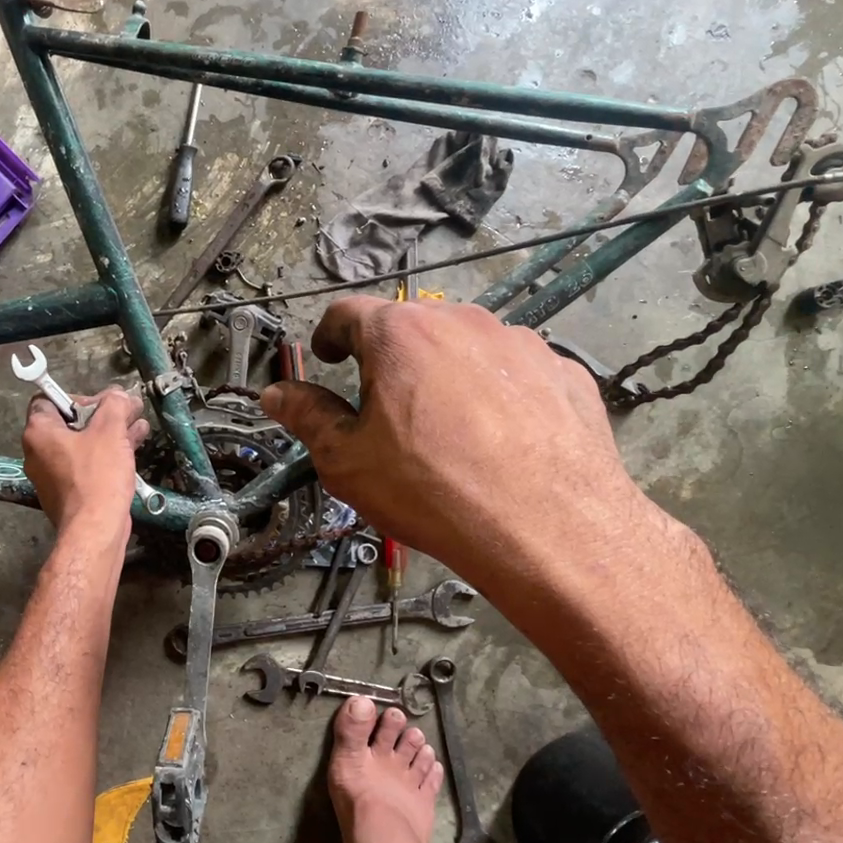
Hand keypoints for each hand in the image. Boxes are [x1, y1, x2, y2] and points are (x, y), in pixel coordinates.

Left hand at [22, 386, 149, 531]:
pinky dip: (107, 454)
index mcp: (39, 432)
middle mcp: (38, 453)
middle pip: (70, 422)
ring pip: (83, 444)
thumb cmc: (97, 476)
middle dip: (103, 414)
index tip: (103, 401)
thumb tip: (119, 396)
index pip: (48, 399)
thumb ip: (114, 405)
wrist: (95, 529)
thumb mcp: (110, 430)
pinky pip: (87, 464)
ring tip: (138, 424)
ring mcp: (52, 475)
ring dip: (111, 432)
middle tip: (127, 409)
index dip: (78, 396)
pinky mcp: (69, 492)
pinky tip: (134, 446)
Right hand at [260, 297, 646, 587]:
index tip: (327, 358)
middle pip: (410, 327)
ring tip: (445, 430)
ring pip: (465, 348)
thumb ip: (308, 417)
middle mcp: (462, 321)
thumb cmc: (431, 489)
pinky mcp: (565, 373)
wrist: (549, 530)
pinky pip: (514, 373)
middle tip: (382, 407)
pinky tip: (497, 441)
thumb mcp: (346, 460)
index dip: (328, 336)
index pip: (347, 313)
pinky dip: (496, 394)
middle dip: (389, 359)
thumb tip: (277, 394)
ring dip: (444, 373)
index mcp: (399, 334)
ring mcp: (521, 343)